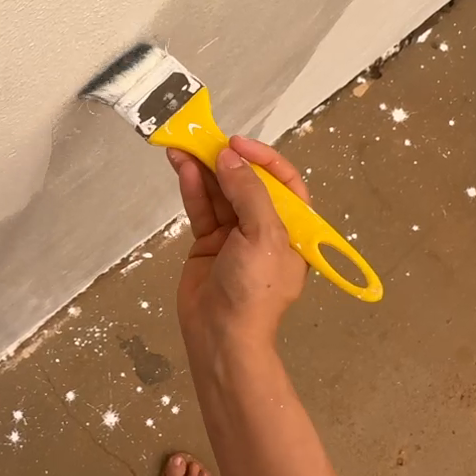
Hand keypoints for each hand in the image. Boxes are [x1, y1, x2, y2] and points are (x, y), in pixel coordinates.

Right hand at [166, 136, 309, 349]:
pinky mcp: (208, 243)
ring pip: (220, 192)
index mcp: (293, 228)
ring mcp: (235, 235)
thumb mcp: (263, 236)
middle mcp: (266, 228)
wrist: (223, 336)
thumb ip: (248, 192)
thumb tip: (229, 157)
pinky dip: (192, 187)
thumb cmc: (255, 288)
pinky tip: (182, 168)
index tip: (236, 144)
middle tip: (203, 138)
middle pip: (247, 183)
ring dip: (204, 169)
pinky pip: (202, 208)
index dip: (262, 158)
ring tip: (182, 147)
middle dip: (227, 160)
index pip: (283, 182)